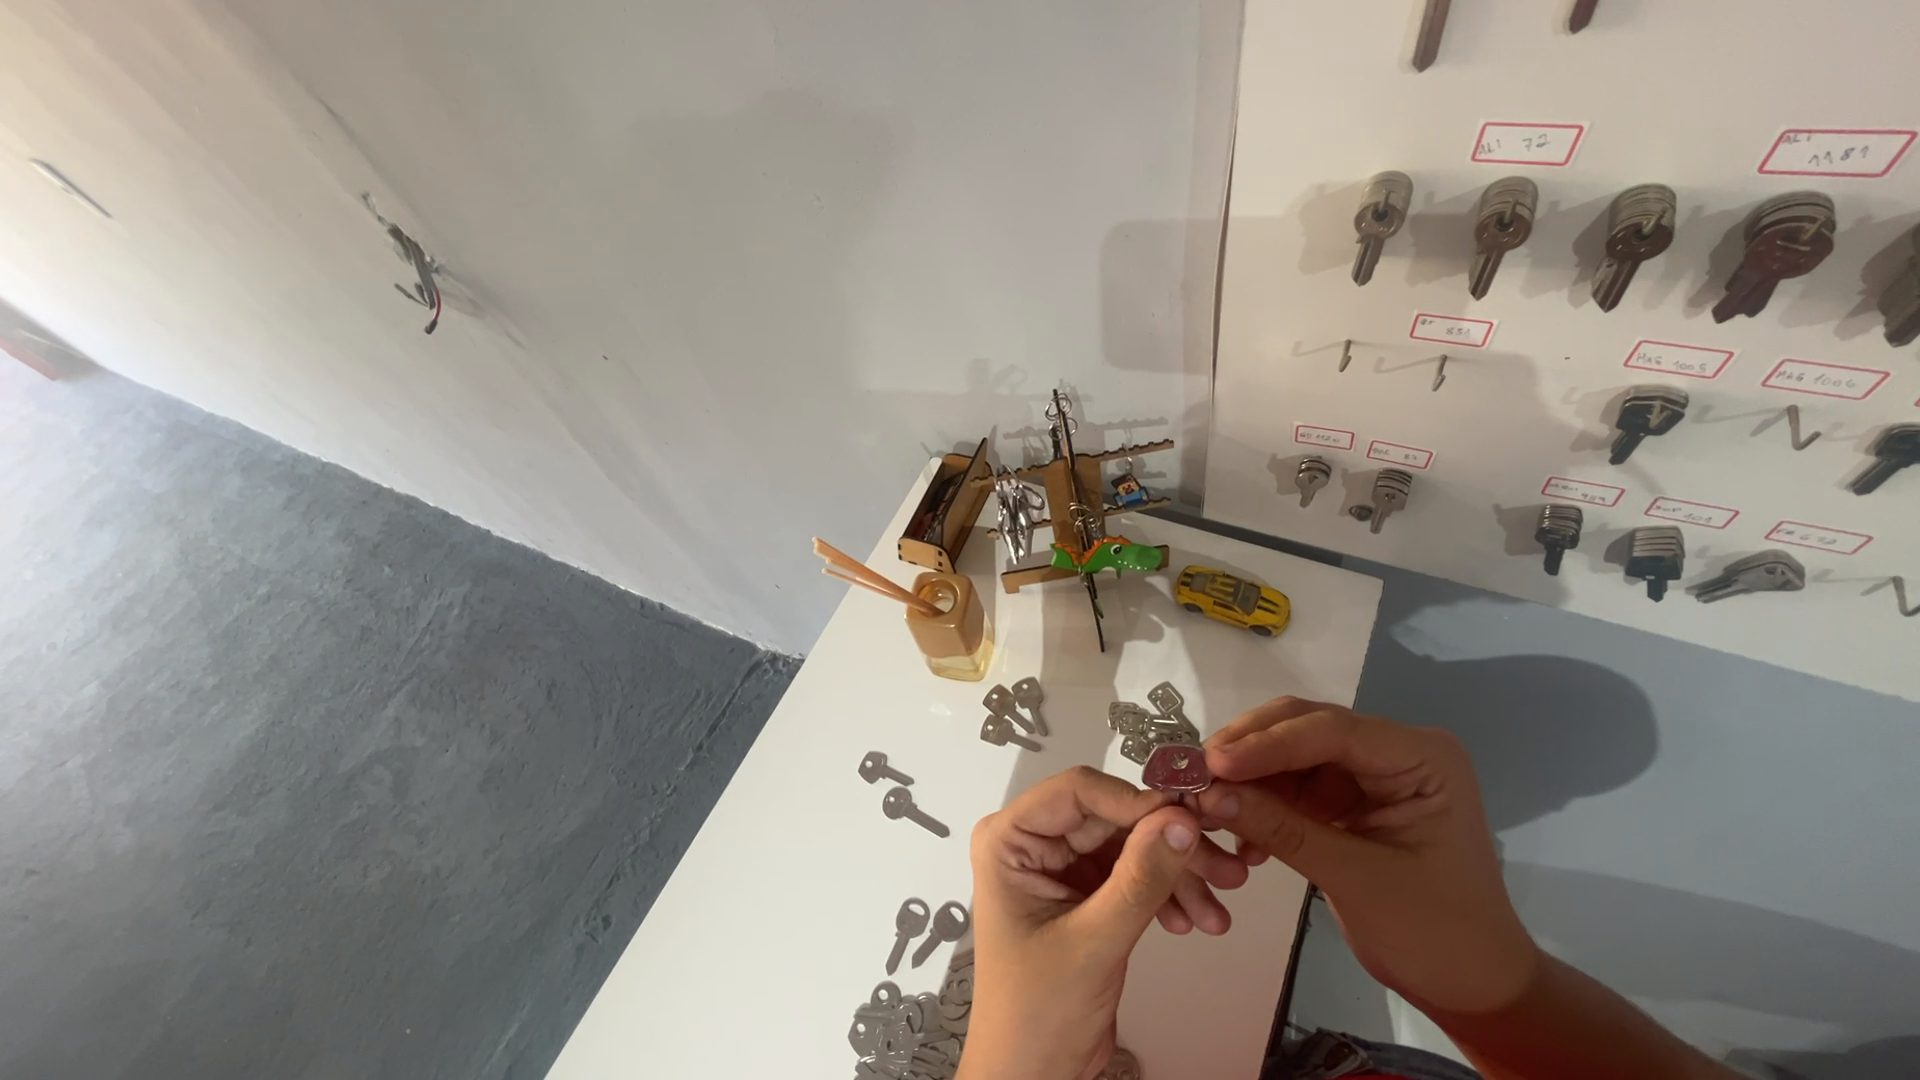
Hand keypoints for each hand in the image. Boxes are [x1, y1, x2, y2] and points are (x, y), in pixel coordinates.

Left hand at [957, 766, 1248, 1079]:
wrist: (1033, 1075)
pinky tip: (1192, 919)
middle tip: (1222, 866)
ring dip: (1178, 872)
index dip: (1134, 801)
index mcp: (1009, 840)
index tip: (1187, 820)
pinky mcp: (1087, 890)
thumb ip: (1138, 879)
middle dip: (1169, 843)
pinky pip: (1136, 872)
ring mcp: (1062, 865)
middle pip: (1113, 817)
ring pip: (1132, 843)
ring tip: (1215, 908)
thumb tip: (1179, 821)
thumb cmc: (1034, 1015)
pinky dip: (1168, 892)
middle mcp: (1033, 842)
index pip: (1077, 792)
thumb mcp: (1091, 943)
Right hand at [1194, 697, 1539, 1014]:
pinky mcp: (1344, 796)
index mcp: (1420, 757)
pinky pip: (1288, 783)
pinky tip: (1233, 827)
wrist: (1470, 987)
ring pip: (1287, 752)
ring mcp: (1366, 772)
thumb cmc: (1435, 934)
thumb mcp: (1357, 879)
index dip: (1267, 743)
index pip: (1332, 730)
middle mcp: (1392, 750)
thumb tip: (1209, 793)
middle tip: (1194, 773)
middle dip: (1248, 749)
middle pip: (1304, 727)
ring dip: (1245, 775)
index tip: (1213, 763)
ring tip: (1203, 799)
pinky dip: (1258, 801)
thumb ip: (1282, 829)